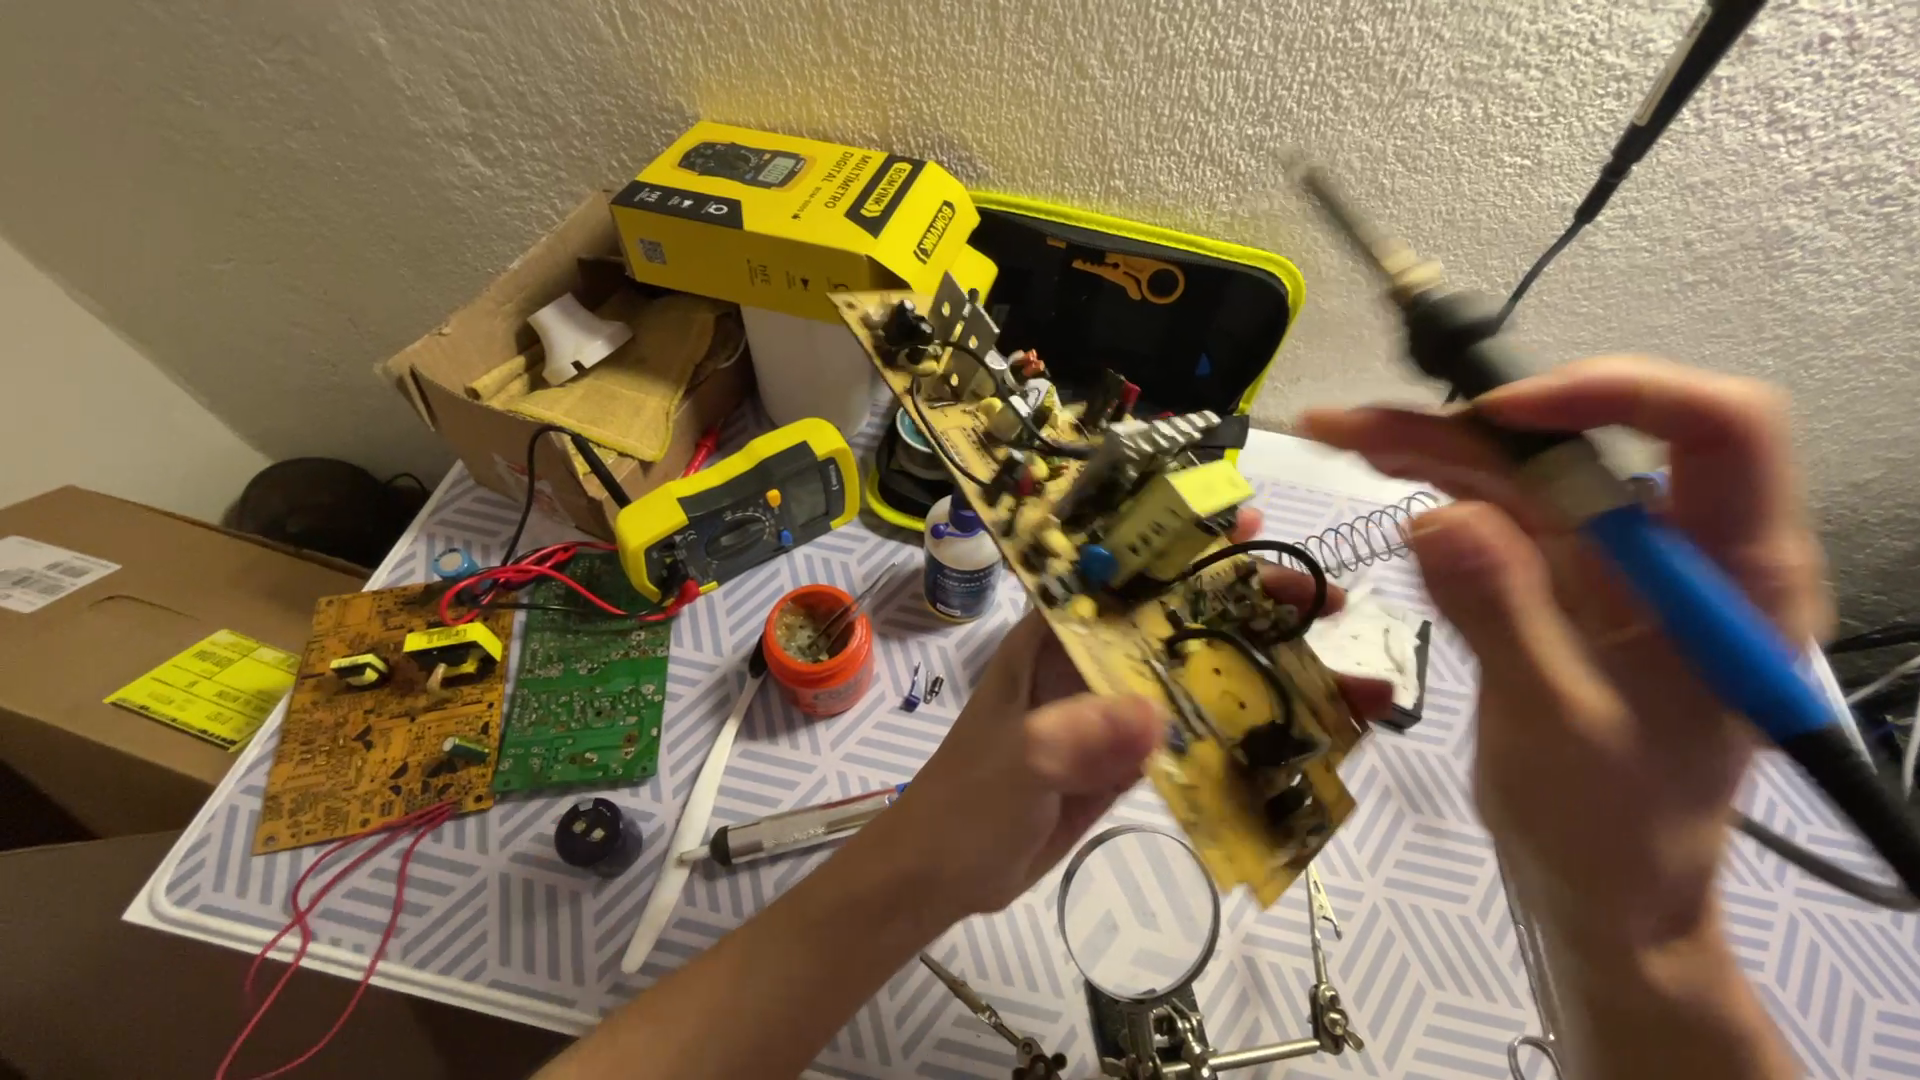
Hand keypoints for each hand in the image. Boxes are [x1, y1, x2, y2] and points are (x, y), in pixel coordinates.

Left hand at [863, 508, 1394, 921]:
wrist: (949, 871)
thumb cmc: (965, 804)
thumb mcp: (1012, 763)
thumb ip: (1069, 738)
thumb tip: (1153, 718)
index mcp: (1053, 638)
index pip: (1118, 572)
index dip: (1177, 541)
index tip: (1242, 523)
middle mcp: (1090, 660)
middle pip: (1175, 616)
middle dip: (1246, 602)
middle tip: (1324, 602)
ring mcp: (1115, 708)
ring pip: (1195, 673)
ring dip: (1260, 668)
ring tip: (1346, 678)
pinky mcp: (1132, 756)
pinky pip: (1195, 734)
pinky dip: (1244, 732)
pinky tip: (1304, 734)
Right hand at [1303, 356, 1829, 946]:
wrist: (1597, 880)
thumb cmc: (1610, 823)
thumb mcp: (1559, 728)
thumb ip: (1506, 621)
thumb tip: (1436, 518)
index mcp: (1730, 573)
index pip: (1716, 430)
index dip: (1612, 396)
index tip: (1497, 417)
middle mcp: (1672, 547)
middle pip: (1574, 445)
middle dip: (1460, 430)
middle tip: (1352, 427)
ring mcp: (1604, 563)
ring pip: (1517, 472)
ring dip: (1427, 449)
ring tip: (1337, 434)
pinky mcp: (1549, 582)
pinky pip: (1488, 513)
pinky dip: (1429, 488)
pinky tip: (1376, 474)